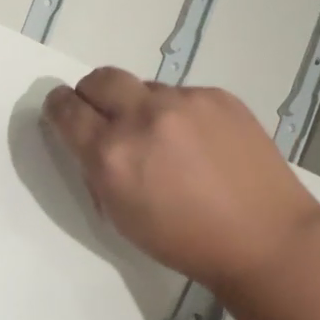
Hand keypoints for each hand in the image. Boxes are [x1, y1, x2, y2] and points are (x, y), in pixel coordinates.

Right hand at [42, 67, 319, 294]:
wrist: (261, 236)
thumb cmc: (180, 240)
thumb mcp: (118, 214)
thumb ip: (97, 171)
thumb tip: (92, 143)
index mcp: (111, 154)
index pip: (67, 111)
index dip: (57, 108)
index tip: (59, 111)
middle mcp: (143, 117)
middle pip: (101, 79)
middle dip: (90, 93)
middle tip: (97, 114)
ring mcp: (185, 102)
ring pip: (143, 87)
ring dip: (136, 107)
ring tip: (158, 141)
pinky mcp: (219, 97)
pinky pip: (180, 95)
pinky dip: (174, 113)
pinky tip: (193, 144)